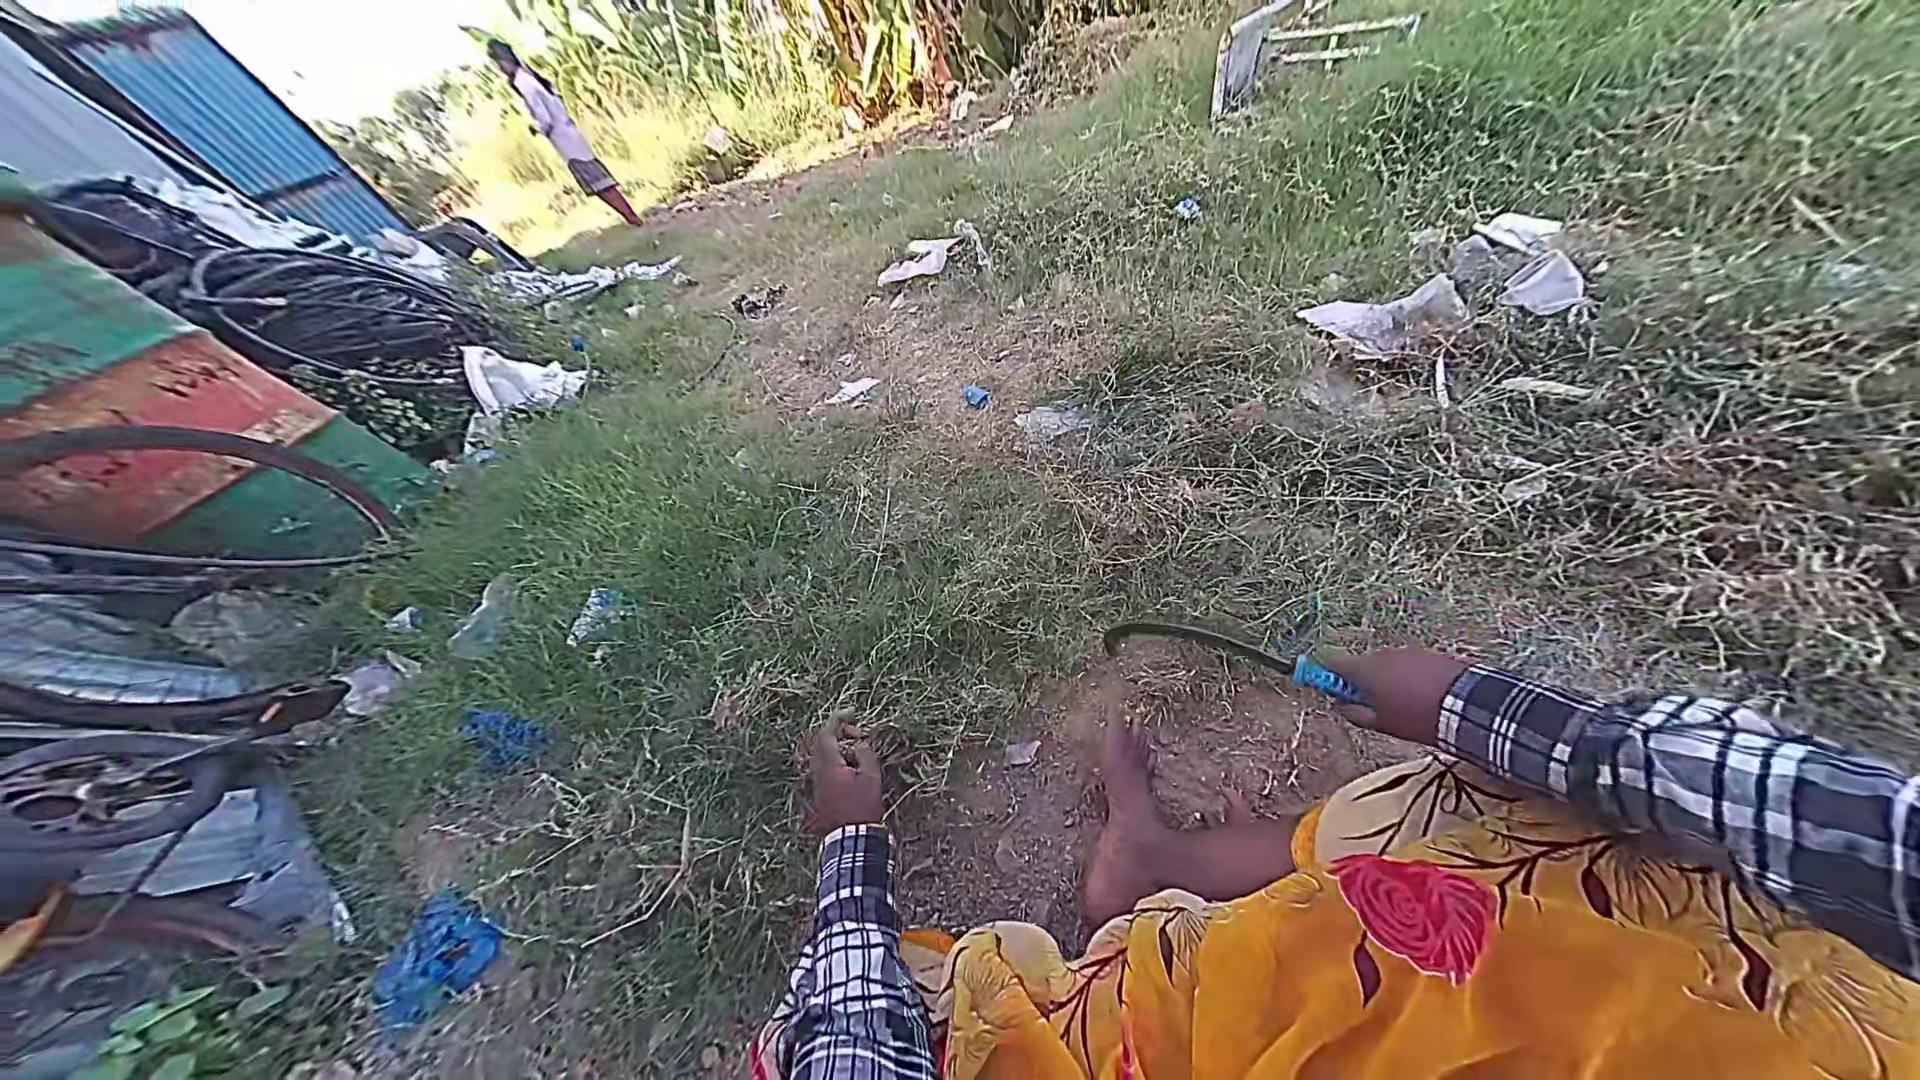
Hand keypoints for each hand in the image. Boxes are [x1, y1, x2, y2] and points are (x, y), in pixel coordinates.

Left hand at [805, 722, 884, 835]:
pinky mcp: (821, 791)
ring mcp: (817, 782)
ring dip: (842, 748)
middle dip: (842, 734)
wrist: (850, 838)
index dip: (839, 719)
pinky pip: (827, 766)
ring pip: (826, 754)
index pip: (827, 733)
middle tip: (860, 737)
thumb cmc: (862, 807)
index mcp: (828, 765)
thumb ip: (865, 753)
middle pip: (824, 741)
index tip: (852, 713)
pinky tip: (855, 769)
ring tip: (860, 755)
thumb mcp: (870, 776)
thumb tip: (859, 744)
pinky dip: (840, 760)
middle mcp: (817, 771)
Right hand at [1316, 647, 1471, 746]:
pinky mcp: (1432, 654)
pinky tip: (1427, 696)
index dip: (1327, 673)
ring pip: (1388, 665)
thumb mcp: (1381, 723)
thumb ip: (1355, 712)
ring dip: (1390, 679)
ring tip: (1408, 703)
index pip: (1330, 661)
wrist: (1472, 706)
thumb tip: (1342, 706)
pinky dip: (1413, 677)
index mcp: (1363, 669)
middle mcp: (1381, 654)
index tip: (1332, 688)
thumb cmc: (1418, 718)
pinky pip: (1412, 665)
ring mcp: (1408, 652)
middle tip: (1376, 703)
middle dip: (1365, 680)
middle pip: (1361, 664)